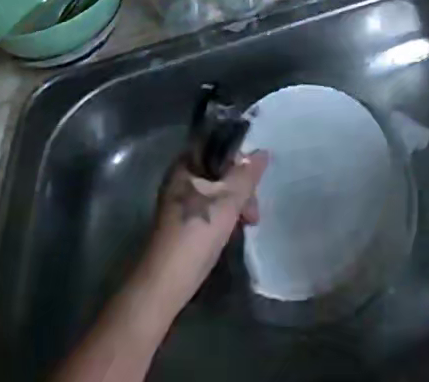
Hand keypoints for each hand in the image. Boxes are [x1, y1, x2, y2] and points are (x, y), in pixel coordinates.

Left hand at [133, 151, 269, 314]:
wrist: (165, 283)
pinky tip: (235, 228)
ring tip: (249, 223)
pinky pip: (211, 206)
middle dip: (242, 186)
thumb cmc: (196, 233)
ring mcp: (181, 201)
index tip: (255, 178)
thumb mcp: (228, 201)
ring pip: (218, 190)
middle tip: (253, 211)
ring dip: (237, 202)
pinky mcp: (184, 221)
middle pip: (220, 170)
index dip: (240, 157)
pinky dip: (226, 214)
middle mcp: (181, 178)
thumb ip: (247, 175)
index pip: (218, 146)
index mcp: (185, 165)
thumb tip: (262, 152)